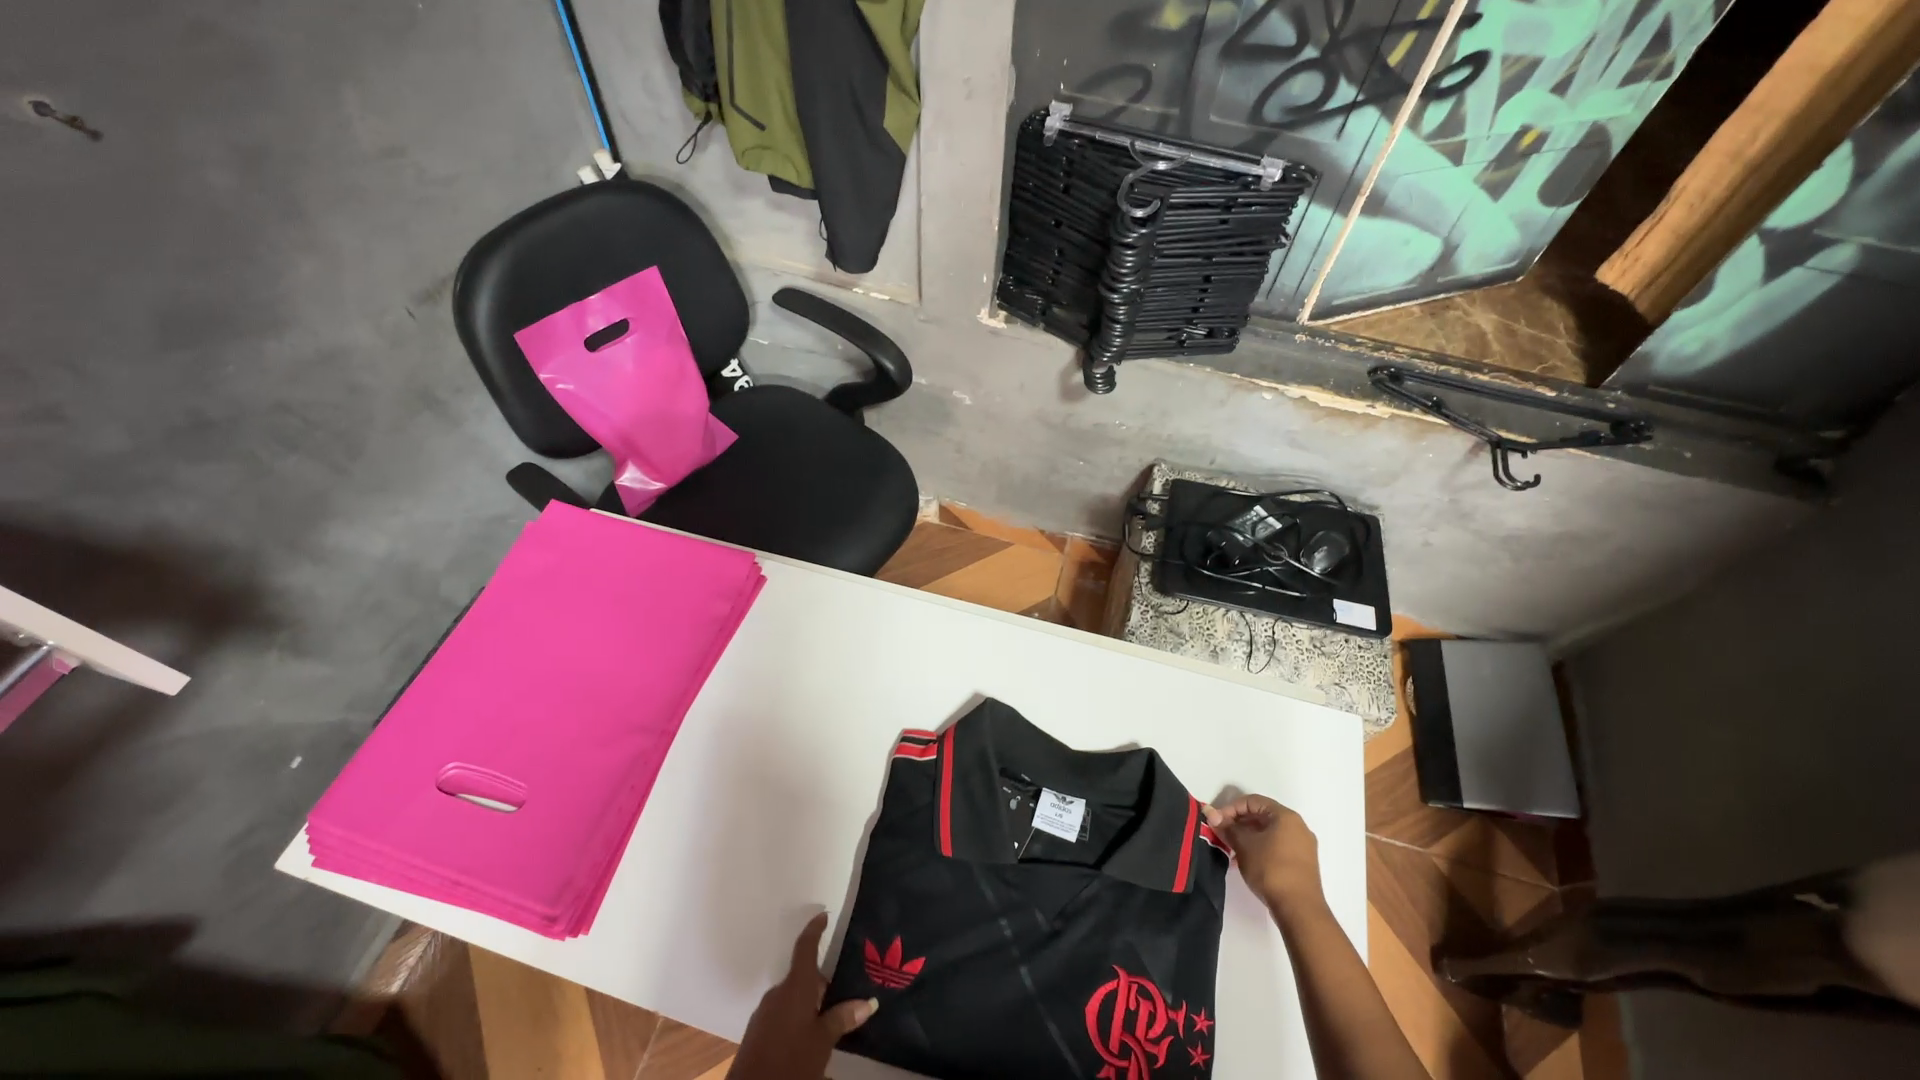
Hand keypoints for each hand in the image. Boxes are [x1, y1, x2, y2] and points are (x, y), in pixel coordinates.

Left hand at [728, 913, 876, 1079]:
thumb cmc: (790, 1060)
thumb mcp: (823, 1041)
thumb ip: (842, 1018)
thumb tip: (867, 1002)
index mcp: (794, 988)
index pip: (805, 949)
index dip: (815, 930)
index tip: (824, 915)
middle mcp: (778, 994)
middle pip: (804, 978)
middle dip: (825, 984)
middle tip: (849, 989)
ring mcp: (766, 1013)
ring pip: (796, 999)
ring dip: (814, 1005)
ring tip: (836, 1018)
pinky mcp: (760, 1032)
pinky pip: (786, 1016)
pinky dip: (802, 1020)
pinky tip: (815, 1039)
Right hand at [1205, 794, 1324, 917]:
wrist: (1299, 908)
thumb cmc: (1271, 869)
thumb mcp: (1243, 845)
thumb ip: (1226, 827)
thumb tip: (1209, 812)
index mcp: (1286, 816)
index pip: (1253, 801)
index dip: (1231, 808)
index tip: (1217, 823)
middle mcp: (1298, 827)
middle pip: (1262, 816)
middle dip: (1238, 824)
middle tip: (1222, 836)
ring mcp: (1303, 846)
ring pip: (1269, 833)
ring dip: (1248, 838)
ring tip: (1231, 852)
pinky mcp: (1303, 863)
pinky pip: (1277, 846)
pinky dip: (1260, 848)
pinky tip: (1247, 863)